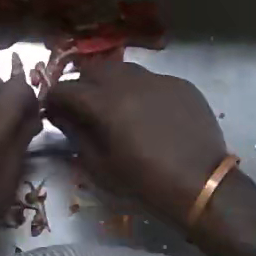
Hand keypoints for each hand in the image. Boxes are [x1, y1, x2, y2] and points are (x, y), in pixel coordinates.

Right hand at [45, 60, 255, 255]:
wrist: (203, 186)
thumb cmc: (145, 182)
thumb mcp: (101, 166)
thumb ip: (77, 134)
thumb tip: (61, 116)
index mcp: (105, 103)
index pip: (66, 88)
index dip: (54, 98)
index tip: (52, 109)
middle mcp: (129, 82)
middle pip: (94, 69)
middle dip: (81, 83)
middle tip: (81, 104)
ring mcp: (158, 80)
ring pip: (124, 70)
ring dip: (111, 83)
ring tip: (114, 104)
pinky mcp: (181, 85)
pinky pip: (152, 80)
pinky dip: (140, 91)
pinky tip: (146, 112)